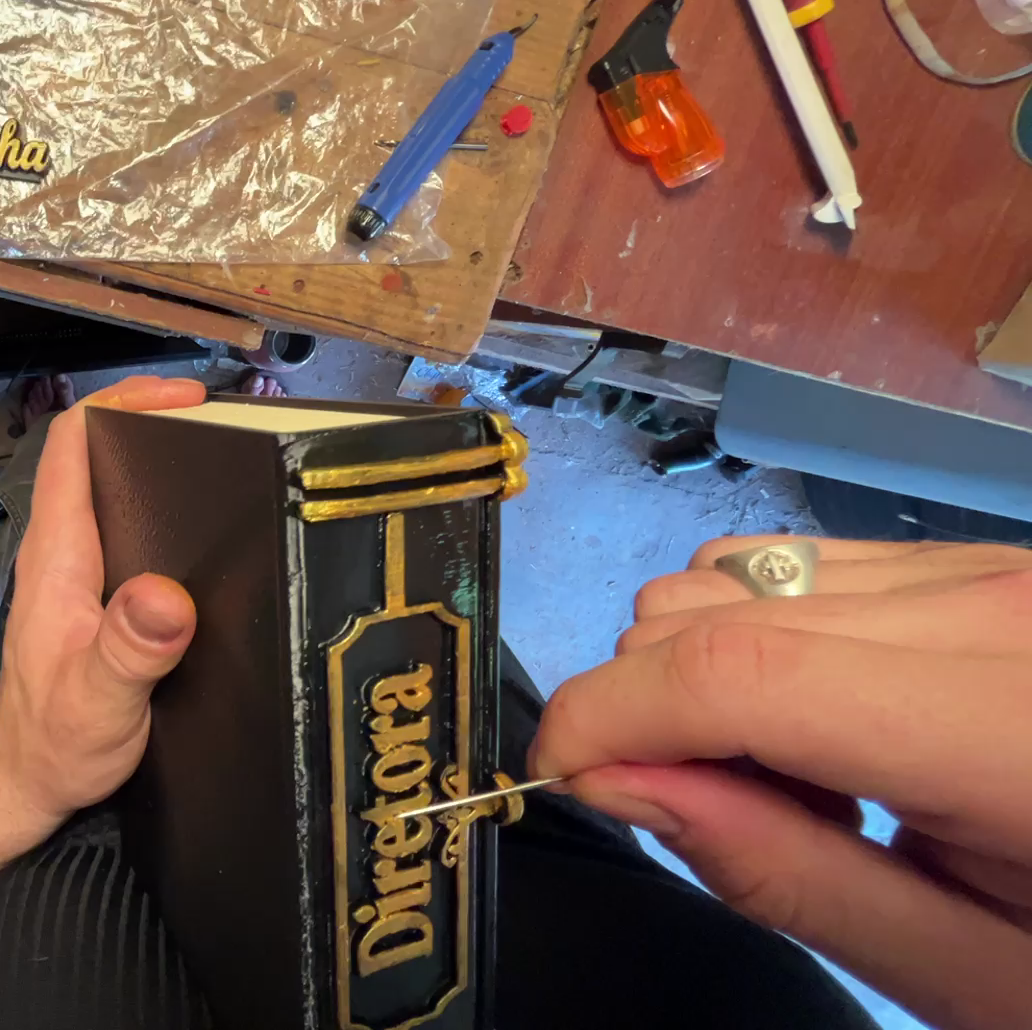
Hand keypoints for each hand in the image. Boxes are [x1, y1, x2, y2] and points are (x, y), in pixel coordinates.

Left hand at [0, 376, 205, 840]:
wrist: (27, 781)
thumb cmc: (56, 742)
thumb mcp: (98, 701)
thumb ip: (128, 649)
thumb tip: (168, 594)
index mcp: (58, 554)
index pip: (71, 445)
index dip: (122, 403)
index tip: (186, 398)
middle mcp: (62, 548)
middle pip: (92, 455)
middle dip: (149, 422)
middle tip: (221, 423)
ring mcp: (74, 571)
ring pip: (108, 489)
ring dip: (156, 463)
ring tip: (224, 462)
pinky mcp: (91, 594)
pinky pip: (124, 527)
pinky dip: (160, 506)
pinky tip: (203, 529)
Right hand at [528, 537, 1031, 1029]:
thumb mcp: (990, 987)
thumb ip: (784, 877)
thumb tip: (611, 782)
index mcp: (1031, 730)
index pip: (734, 676)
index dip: (604, 716)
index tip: (557, 775)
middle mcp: (1004, 605)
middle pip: (696, 615)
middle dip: (643, 713)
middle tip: (712, 811)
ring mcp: (985, 562)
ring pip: (709, 579)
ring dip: (683, 674)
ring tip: (780, 766)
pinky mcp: (963, 556)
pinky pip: (760, 565)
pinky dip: (730, 635)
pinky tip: (812, 711)